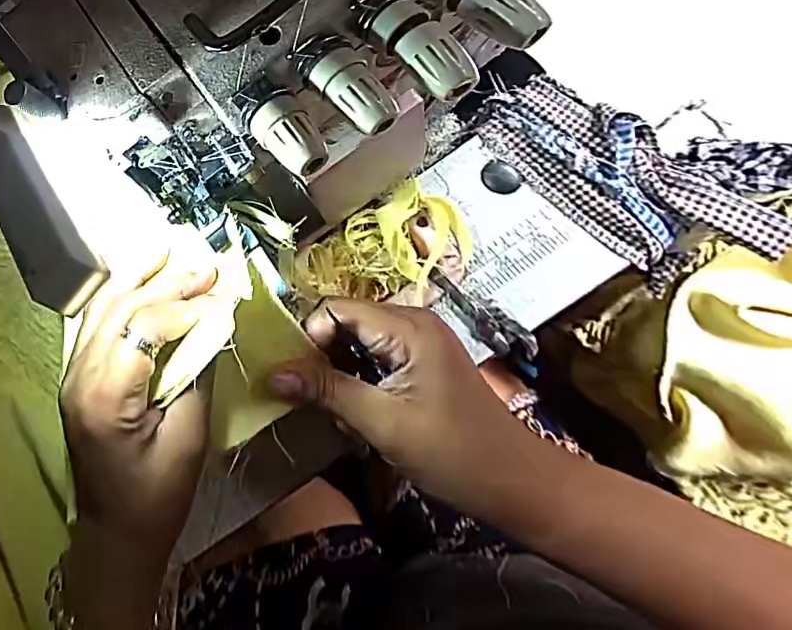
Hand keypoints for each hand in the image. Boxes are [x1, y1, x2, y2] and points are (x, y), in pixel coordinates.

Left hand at [60, 252, 218, 616]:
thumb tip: (215, 320)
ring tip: (171, 251)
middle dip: (167, 281)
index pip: (144, 326)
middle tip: (206, 264)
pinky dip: (121, 292)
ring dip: (140, 277)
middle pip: (122, 308)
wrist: (114, 535)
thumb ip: (198, 371)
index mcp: (103, 397)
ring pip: (103, 306)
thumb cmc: (156, 496)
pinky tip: (141, 275)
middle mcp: (78, 376)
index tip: (222, 293)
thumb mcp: (188, 437)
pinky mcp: (77, 373)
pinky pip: (97, 320)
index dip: (187, 305)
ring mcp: (71, 373)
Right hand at [267, 299, 546, 523]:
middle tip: (318, 400)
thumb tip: (274, 374)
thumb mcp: (383, 424)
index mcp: (407, 326)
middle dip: (325, 357)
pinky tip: (363, 411)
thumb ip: (328, 392)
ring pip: (359, 338)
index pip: (337, 309)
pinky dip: (362, 376)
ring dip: (342, 371)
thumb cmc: (453, 453)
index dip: (311, 339)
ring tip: (342, 411)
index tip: (301, 380)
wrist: (517, 482)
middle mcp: (413, 320)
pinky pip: (378, 352)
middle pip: (347, 320)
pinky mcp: (424, 356)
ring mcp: (421, 337)